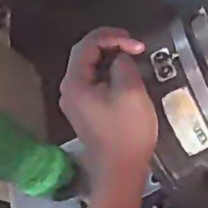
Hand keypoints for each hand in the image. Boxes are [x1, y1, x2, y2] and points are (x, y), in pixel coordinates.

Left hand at [59, 28, 158, 192]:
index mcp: (75, 83)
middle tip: (135, 45)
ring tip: (133, 56)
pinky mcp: (86, 112)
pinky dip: (109, 72)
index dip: (113, 37)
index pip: (88, 45)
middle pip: (85, 54)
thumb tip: (120, 59)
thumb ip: (123, 65)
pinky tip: (126, 76)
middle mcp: (69, 90)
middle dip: (110, 44)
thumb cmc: (127, 130)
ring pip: (90, 68)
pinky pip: (94, 82)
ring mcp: (76, 102)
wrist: (121, 170)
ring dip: (111, 58)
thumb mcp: (130, 91)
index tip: (138, 45)